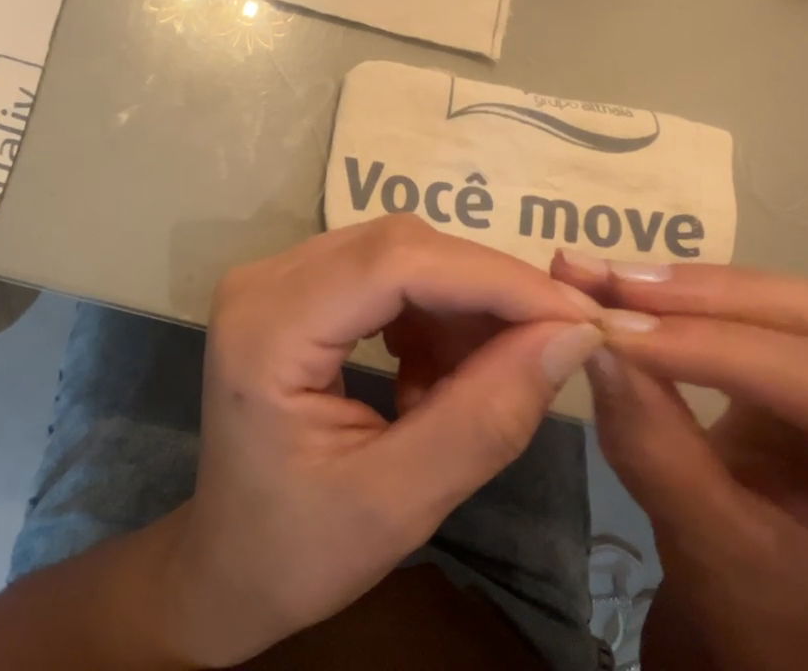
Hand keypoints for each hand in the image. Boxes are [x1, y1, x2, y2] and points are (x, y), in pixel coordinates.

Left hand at [155, 215, 605, 666]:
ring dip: (457, 307)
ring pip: (395, 255)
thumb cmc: (299, 548)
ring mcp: (272, 282)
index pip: (393, 263)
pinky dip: (428, 317)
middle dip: (483, 290)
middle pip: (396, 246)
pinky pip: (380, 277)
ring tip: (479, 383)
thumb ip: (484, 418)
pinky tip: (434, 379)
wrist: (230, 561)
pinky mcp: (291, 294)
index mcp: (266, 330)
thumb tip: (570, 336)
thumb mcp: (399, 502)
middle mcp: (260, 283)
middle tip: (550, 348)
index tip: (577, 316)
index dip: (492, 278)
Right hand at [555, 254, 807, 670]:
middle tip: (618, 286)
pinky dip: (729, 300)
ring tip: (626, 283)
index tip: (616, 330)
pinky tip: (665, 296)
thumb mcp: (700, 544)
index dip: (726, 350)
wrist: (781, 635)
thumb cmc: (757, 615)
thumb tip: (599, 342)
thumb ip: (652, 443)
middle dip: (722, 299)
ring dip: (722, 289)